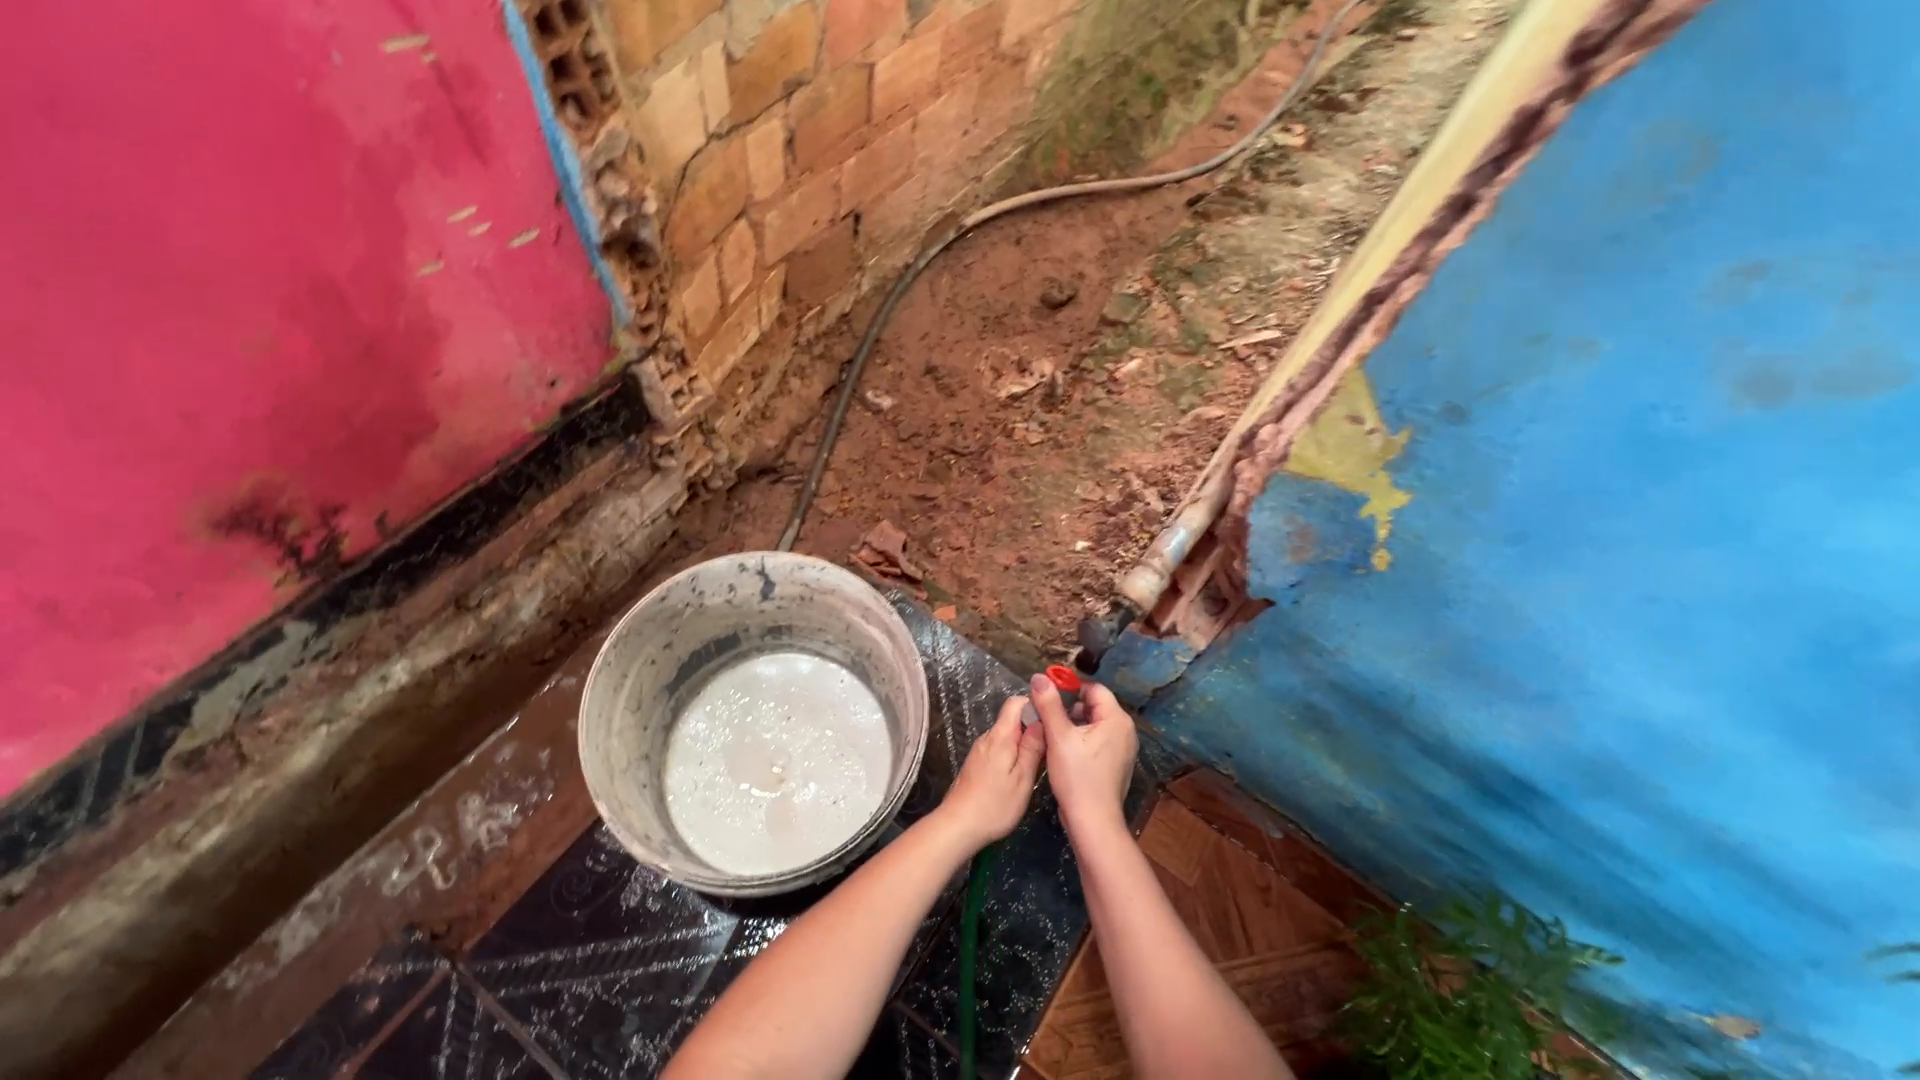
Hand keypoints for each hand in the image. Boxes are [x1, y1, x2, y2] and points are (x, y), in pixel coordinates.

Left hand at [933, 693, 1046, 850]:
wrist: (958, 826)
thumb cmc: (995, 805)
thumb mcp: (1022, 778)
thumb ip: (1032, 748)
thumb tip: (1041, 721)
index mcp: (1000, 737)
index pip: (1015, 703)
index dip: (1034, 705)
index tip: (1052, 720)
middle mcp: (987, 738)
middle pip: (1012, 720)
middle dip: (1031, 729)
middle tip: (1050, 748)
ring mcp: (979, 751)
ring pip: (1006, 737)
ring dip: (1022, 745)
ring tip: (1038, 764)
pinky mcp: (975, 764)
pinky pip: (998, 750)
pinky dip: (1010, 756)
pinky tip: (1018, 775)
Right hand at [1030, 674, 1136, 834]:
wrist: (1093, 821)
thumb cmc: (1077, 777)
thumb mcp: (1058, 737)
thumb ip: (1048, 704)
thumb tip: (1038, 677)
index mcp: (1116, 719)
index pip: (1093, 689)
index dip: (1069, 689)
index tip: (1048, 699)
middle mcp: (1125, 730)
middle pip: (1094, 706)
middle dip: (1070, 709)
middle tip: (1048, 721)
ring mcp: (1124, 748)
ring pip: (1095, 724)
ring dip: (1074, 726)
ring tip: (1054, 737)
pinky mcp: (1117, 763)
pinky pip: (1098, 741)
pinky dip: (1082, 741)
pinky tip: (1065, 753)